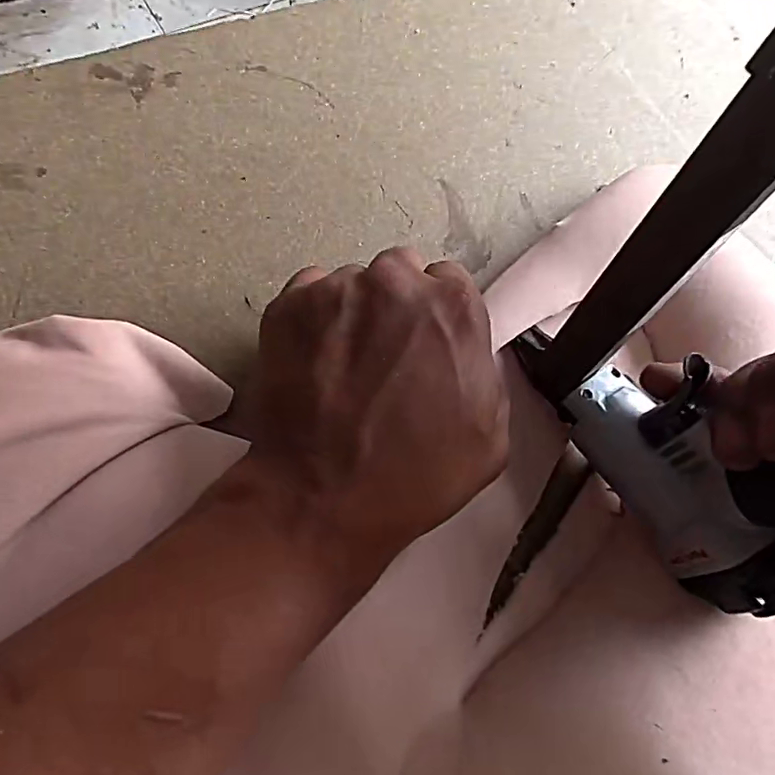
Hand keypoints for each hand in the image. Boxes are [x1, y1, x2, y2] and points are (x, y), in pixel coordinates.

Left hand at [242, 247, 509, 569]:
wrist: (321, 498)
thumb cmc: (411, 478)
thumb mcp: (489, 436)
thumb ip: (483, 371)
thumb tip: (464, 352)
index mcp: (454, 307)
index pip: (449, 283)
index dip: (436, 320)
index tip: (423, 349)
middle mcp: (394, 283)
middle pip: (399, 276)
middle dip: (394, 309)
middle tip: (381, 361)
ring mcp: (334, 292)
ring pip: (350, 287)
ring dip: (351, 316)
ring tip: (341, 372)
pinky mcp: (286, 308)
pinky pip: (307, 299)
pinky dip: (310, 323)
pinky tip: (312, 367)